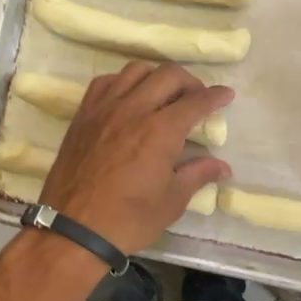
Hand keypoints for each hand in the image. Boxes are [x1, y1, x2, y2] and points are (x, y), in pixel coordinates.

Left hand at [38, 62, 232, 254]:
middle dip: (189, 81)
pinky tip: (129, 97)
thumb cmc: (129, 219)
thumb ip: (197, 175)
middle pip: (168, 75)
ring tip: (163, 94)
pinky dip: (124, 82)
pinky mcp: (84, 115)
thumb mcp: (171, 201)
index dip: (215, 96)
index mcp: (161, 130)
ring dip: (156, 76)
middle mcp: (134, 109)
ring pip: (136, 71)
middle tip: (196, 98)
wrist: (74, 229)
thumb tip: (222, 167)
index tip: (226, 94)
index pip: (196, 101)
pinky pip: (106, 82)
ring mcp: (105, 108)